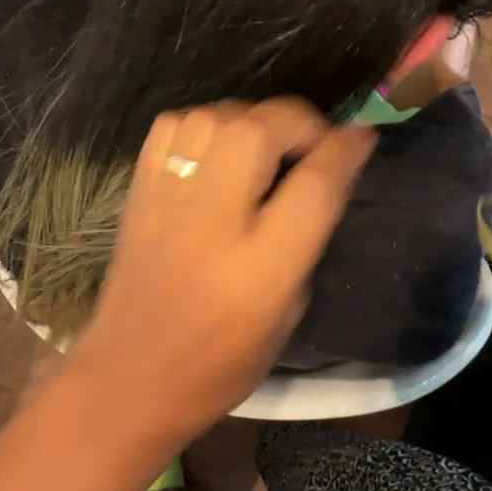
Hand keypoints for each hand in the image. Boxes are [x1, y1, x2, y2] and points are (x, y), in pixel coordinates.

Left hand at [61, 99, 377, 439]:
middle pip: (261, 130)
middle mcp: (213, 221)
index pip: (314, 185)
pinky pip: (176, 123)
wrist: (130, 374)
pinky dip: (204, 122)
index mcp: (260, 267)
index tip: (362, 136)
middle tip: (313, 139)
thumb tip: (327, 174)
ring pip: (217, 116)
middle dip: (299, 121)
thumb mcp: (288, 312)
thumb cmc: (222, 360)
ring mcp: (168, 198)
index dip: (346, 149)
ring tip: (265, 140)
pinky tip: (217, 146)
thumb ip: (308, 237)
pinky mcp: (138, 187)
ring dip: (252, 117)